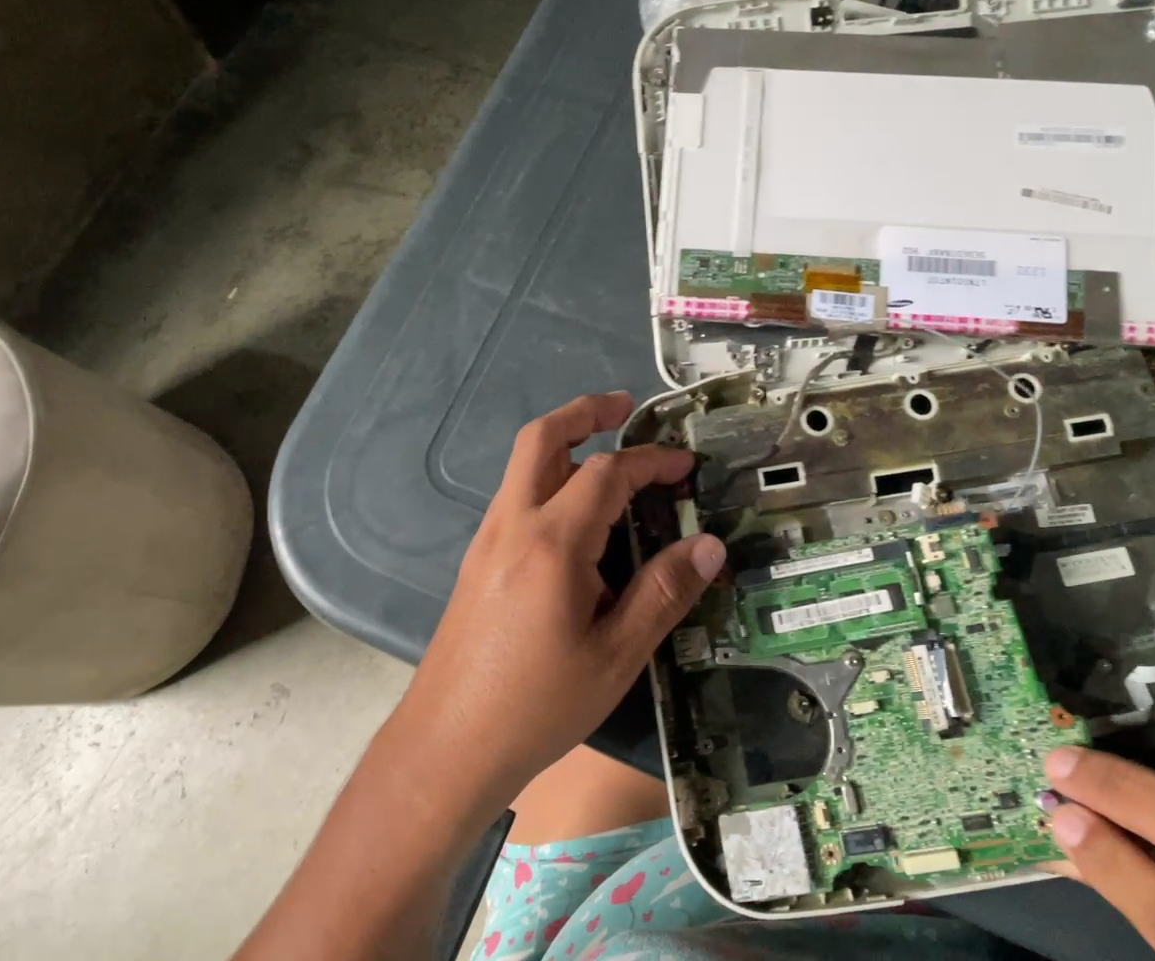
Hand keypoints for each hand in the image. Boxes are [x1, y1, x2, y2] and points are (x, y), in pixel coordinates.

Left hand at [398, 392, 725, 801]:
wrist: (446, 746)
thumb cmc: (536, 705)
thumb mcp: (615, 656)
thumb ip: (663, 594)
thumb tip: (709, 546)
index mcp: (551, 543)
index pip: (607, 473)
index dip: (651, 461)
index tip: (686, 465)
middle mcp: (512, 526)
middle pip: (542, 439)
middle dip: (584, 412)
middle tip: (625, 407)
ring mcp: (487, 542)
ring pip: (523, 467)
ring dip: (565, 445)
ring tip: (610, 459)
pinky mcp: (478, 564)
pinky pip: (517, 500)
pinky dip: (550, 482)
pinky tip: (579, 522)